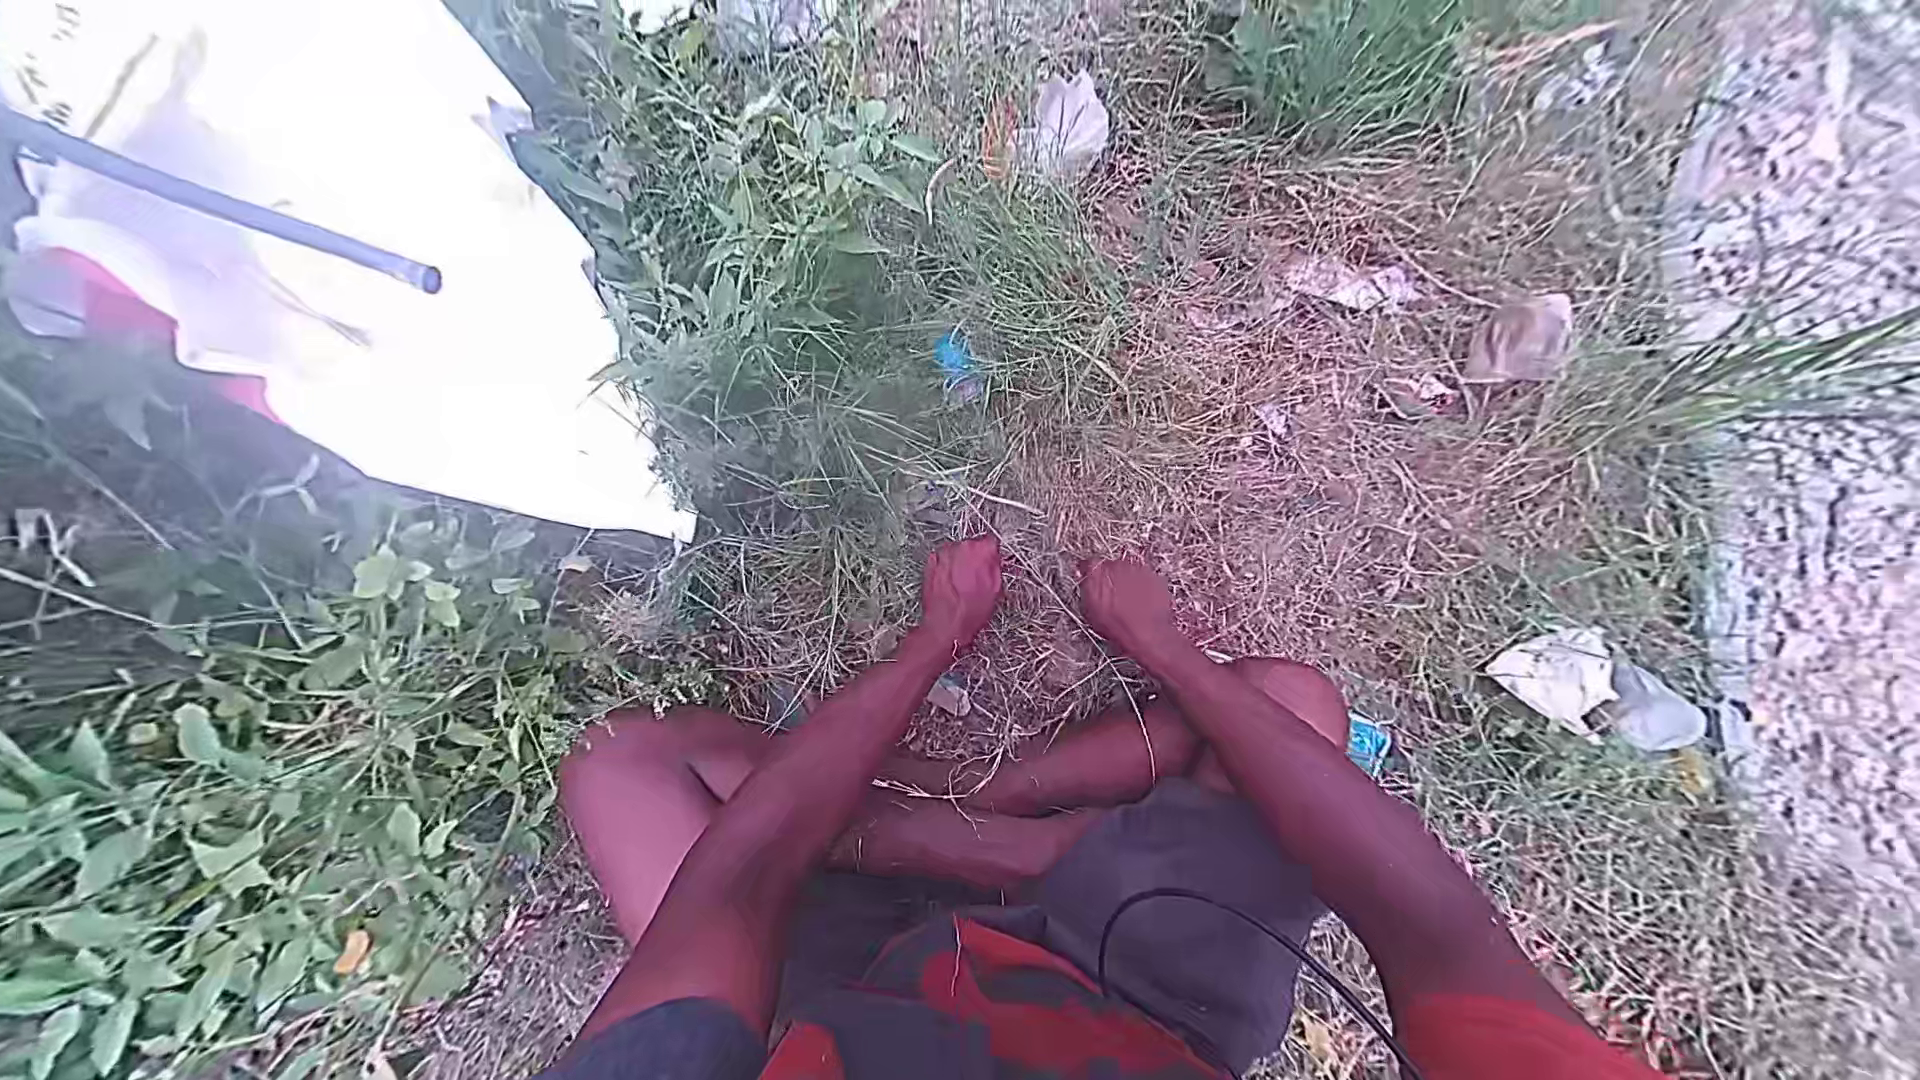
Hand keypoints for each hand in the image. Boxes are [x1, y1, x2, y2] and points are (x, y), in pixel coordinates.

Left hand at [918, 535, 1002, 650]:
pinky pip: (943, 560)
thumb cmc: (969, 612)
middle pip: (972, 545)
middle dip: (975, 558)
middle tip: (978, 577)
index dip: (992, 554)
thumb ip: (997, 566)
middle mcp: (961, 548)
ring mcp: (944, 555)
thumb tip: (997, 558)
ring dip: (960, 562)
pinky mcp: (931, 563)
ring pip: (956, 552)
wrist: (945, 625)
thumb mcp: (996, 589)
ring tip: (962, 583)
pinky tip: (951, 583)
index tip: (992, 562)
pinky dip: (947, 567)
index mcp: (981, 550)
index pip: (990, 542)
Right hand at [1079, 559, 1181, 658]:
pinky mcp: (1153, 576)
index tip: (1091, 580)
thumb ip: (1087, 590)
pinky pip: (1144, 577)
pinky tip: (1140, 600)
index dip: (1090, 573)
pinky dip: (1142, 585)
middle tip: (1111, 595)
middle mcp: (1117, 566)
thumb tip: (1086, 583)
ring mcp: (1137, 570)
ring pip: (1128, 570)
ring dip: (1127, 580)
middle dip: (1110, 578)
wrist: (1147, 634)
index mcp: (1098, 572)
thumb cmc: (1119, 626)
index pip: (1090, 564)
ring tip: (1127, 600)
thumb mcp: (1090, 612)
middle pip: (1110, 566)